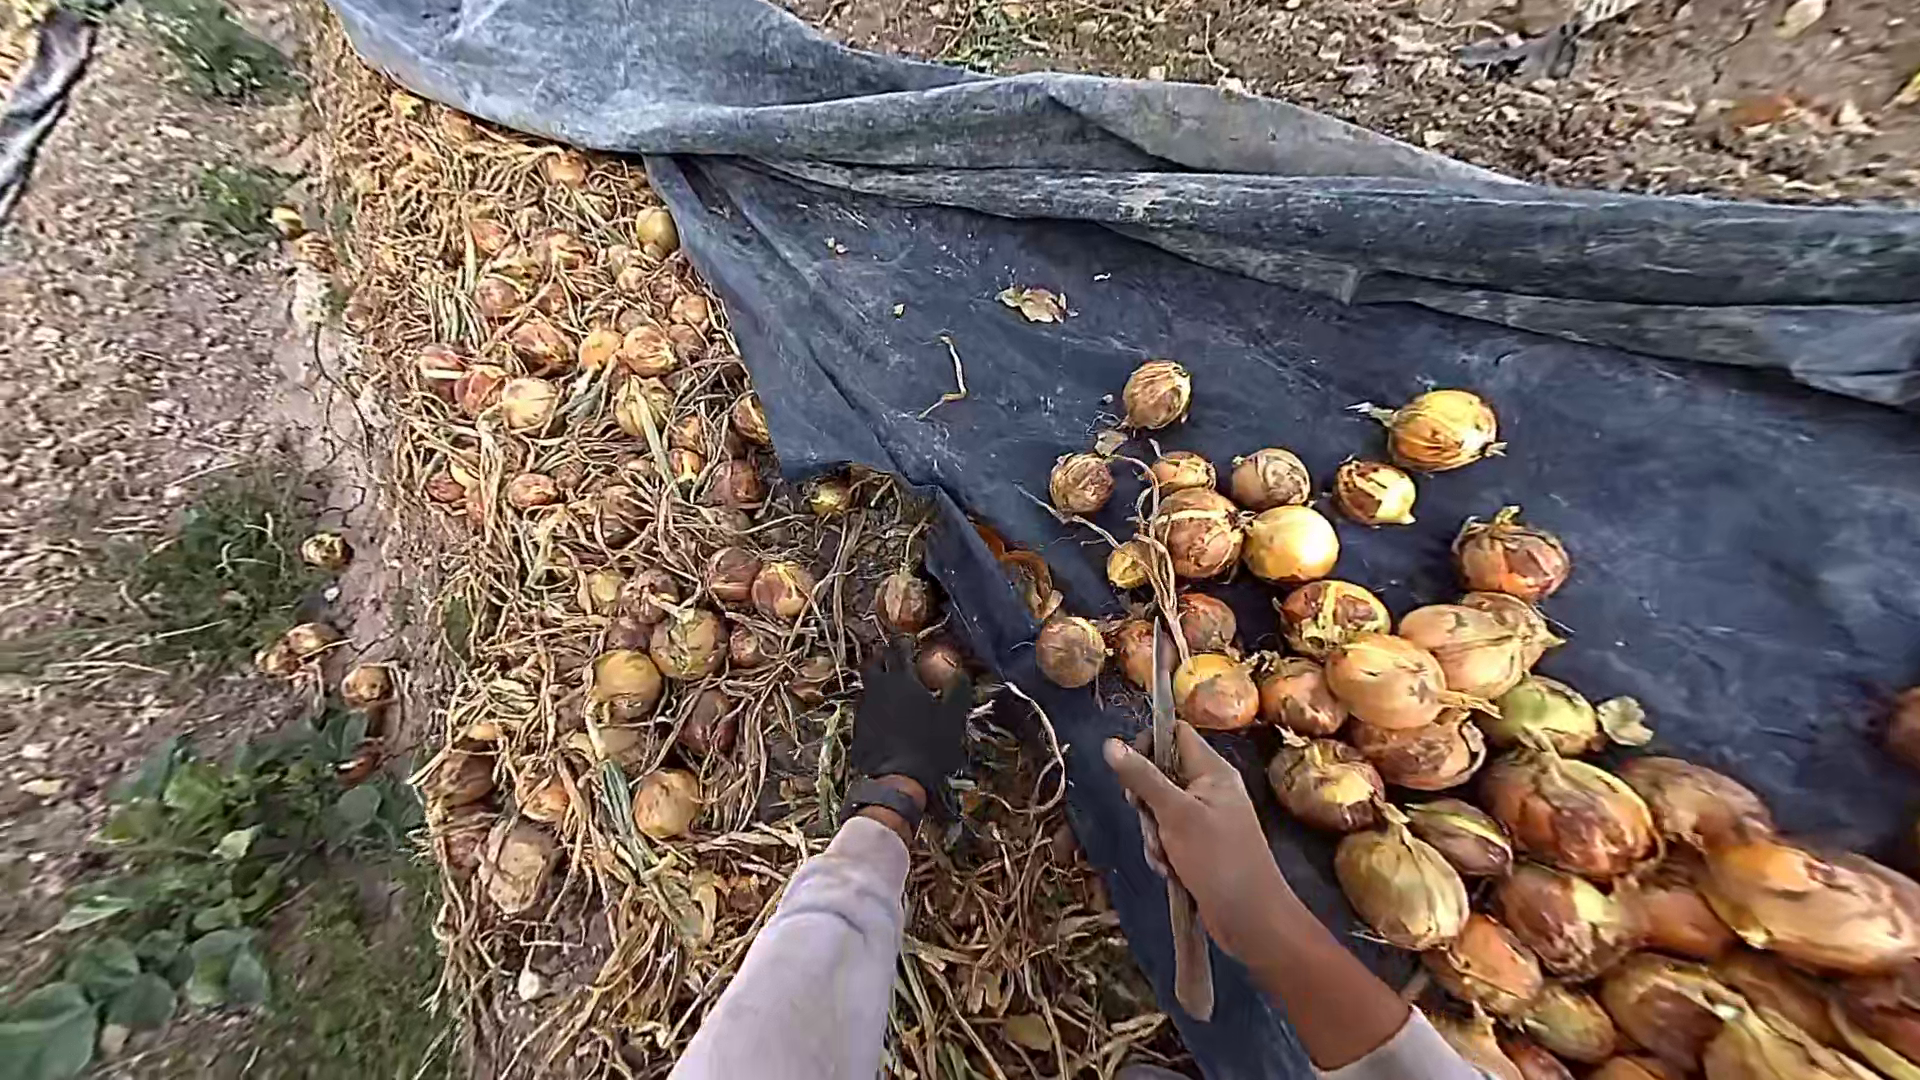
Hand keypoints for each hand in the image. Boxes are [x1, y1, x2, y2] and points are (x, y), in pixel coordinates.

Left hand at [849, 640, 970, 799]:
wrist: (897, 780)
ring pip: (866, 686)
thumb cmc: (930, 744)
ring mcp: (864, 708)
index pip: (898, 650)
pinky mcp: (856, 728)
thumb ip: (957, 690)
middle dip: (881, 658)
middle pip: (873, 663)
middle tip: (892, 660)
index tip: (908, 642)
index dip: (902, 643)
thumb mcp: (953, 717)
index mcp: (902, 679)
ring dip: (875, 683)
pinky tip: (881, 716)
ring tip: (888, 689)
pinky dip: (872, 706)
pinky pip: (863, 708)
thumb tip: (962, 672)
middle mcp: (879, 688)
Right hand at [1104, 721, 1300, 962]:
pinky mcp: (1198, 844)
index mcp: (1212, 771)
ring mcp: (1204, 818)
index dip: (1149, 743)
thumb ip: (1142, 777)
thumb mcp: (1175, 814)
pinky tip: (1168, 868)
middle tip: (1143, 813)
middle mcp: (1208, 788)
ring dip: (1151, 829)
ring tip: (1162, 852)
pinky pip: (1166, 832)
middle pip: (1160, 770)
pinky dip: (1161, 848)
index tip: (1131, 768)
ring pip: (1158, 805)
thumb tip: (1110, 744)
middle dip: (1144, 797)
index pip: (1174, 733)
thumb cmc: (1219, 861)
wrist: (1254, 925)